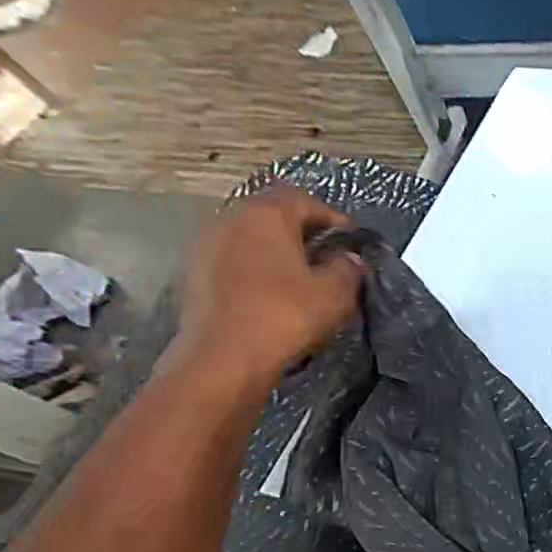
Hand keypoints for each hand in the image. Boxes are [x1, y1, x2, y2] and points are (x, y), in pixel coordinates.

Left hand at [163, 186, 363, 392]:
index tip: (353, 239)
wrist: (227, 353)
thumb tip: (349, 258)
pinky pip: (238, 257)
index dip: (331, 215)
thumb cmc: (286, 315)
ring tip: (307, 275)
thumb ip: (347, 269)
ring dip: (281, 249)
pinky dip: (261, 266)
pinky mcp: (199, 271)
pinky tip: (278, 292)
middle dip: (304, 230)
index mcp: (265, 216)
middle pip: (272, 213)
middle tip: (332, 255)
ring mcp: (208, 244)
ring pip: (253, 236)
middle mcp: (231, 219)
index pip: (301, 198)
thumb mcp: (335, 294)